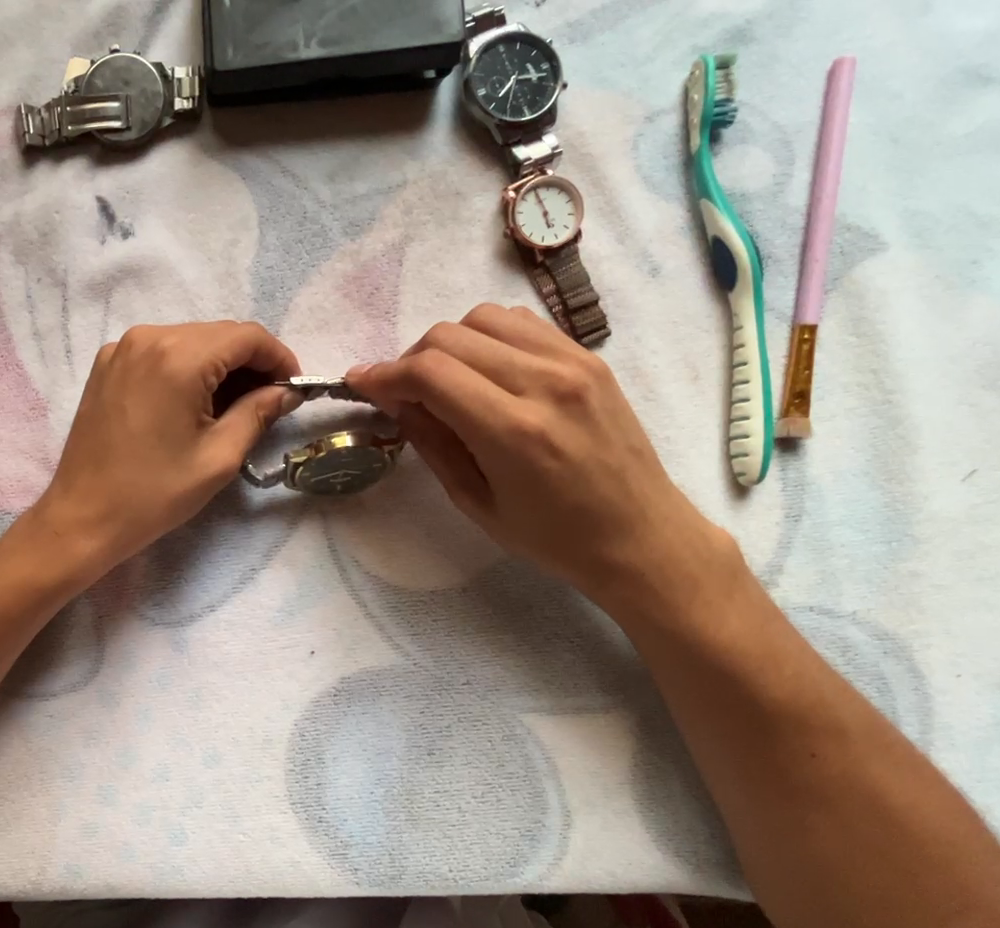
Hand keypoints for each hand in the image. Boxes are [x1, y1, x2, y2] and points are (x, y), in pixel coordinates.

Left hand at [31, 321, 300, 568]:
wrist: (83, 517)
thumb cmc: (153, 493)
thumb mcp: (218, 457)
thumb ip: (258, 413)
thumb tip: (286, 391)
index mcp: (178, 357)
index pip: (246, 336)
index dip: (278, 357)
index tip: (293, 388)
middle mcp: (147, 338)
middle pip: (218, 334)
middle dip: (249, 363)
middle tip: (267, 403)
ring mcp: (121, 349)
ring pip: (189, 341)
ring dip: (218, 366)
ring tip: (232, 408)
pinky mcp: (106, 366)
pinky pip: (160, 353)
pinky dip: (185, 369)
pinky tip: (193, 404)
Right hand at [347, 303, 737, 619]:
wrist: (640, 534)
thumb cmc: (551, 536)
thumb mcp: (475, 502)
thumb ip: (432, 443)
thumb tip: (394, 401)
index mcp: (513, 431)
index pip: (429, 372)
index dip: (383, 374)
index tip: (359, 383)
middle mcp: (544, 383)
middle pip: (449, 336)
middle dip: (410, 360)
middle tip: (402, 394)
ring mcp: (572, 363)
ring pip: (483, 318)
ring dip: (449, 344)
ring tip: (445, 381)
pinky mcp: (588, 357)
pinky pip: (521, 323)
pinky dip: (487, 337)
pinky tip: (484, 370)